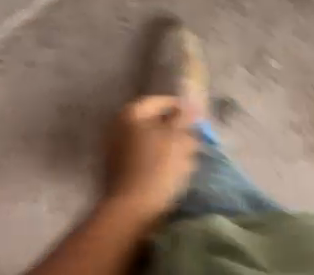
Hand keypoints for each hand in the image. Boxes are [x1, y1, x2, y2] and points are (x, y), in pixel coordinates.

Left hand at [104, 95, 197, 219]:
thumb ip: (184, 118)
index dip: (181, 108)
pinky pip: (143, 159)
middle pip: (153, 122)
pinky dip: (157, 161)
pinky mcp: (118, 172)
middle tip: (194, 139)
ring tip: (187, 158)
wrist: (132, 212)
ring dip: (167, 147)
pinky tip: (171, 172)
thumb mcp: (178, 138)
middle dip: (175, 129)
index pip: (160, 102)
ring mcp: (115, 150)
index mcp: (131, 112)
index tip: (197, 119)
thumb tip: (190, 104)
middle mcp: (119, 126)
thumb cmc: (157, 168)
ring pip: (149, 141)